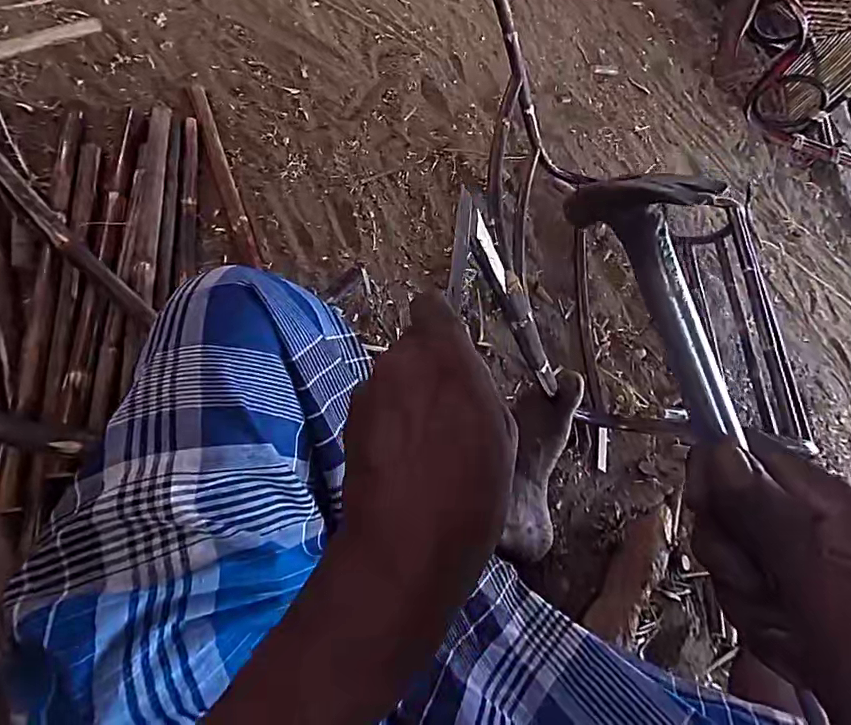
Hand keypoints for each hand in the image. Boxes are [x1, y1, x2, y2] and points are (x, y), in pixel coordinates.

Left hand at [206, 295, 513, 724]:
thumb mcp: (500, 434)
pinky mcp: (350, 415)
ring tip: (422, 444)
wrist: (405, 543)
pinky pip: (376, 403)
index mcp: (444, 354)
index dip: (441, 322)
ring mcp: (370, 387)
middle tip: (446, 410)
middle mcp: (400, 359)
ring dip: (406, 396)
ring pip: (393, 376)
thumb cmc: (471, 491)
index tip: (451, 346)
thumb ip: (476, 387)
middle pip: (413, 347)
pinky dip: (387, 419)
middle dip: (427, 368)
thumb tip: (460, 375)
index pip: (431, 307)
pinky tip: (399, 457)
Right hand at [686, 436, 850, 723]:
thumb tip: (722, 451)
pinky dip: (750, 618)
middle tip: (759, 584)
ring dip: (740, 592)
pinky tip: (785, 643)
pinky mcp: (783, 598)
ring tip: (782, 625)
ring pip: (725, 549)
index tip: (708, 509)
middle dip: (729, 549)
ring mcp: (795, 564)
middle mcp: (811, 528)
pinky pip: (734, 588)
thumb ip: (770, 517)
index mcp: (833, 509)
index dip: (716, 476)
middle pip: (726, 503)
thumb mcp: (824, 589)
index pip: (747, 454)